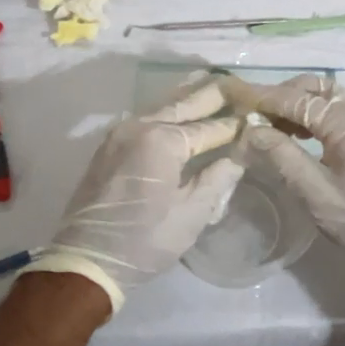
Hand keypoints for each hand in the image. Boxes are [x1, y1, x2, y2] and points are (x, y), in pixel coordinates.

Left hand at [25, 76, 244, 312]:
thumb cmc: (143, 242)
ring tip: (215, 83)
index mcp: (162, 141)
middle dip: (214, 95)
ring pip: (163, 105)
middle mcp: (139, 125)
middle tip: (243, 86)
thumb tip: (237, 156)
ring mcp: (120, 132)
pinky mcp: (110, 144)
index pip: (209, 128)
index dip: (235, 126)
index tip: (258, 117)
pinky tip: (182, 107)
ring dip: (190, 96)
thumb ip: (218, 179)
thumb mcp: (191, 215)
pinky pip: (147, 116)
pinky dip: (169, 109)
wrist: (86, 262)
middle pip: (184, 104)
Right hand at [239, 75, 344, 322]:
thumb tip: (250, 130)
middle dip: (279, 97)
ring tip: (269, 125)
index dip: (262, 97)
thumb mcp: (314, 191)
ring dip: (295, 103)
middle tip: (251, 115)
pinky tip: (295, 132)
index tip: (233, 95)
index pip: (295, 99)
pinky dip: (313, 111)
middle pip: (311, 87)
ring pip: (324, 93)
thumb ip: (281, 155)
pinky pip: (337, 105)